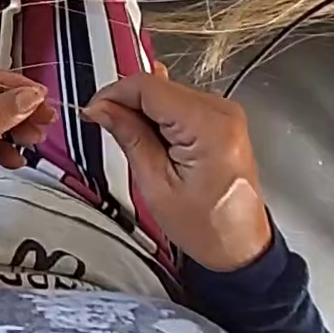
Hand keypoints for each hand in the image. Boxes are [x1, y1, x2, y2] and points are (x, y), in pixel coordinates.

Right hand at [84, 72, 272, 271]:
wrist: (240, 246)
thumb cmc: (204, 225)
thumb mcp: (155, 183)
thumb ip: (128, 135)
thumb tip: (99, 107)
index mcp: (209, 128)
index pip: (148, 87)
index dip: (113, 95)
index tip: (93, 112)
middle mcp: (222, 113)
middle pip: (154, 86)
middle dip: (124, 103)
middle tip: (106, 127)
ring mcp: (224, 113)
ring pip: (161, 90)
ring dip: (138, 109)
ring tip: (132, 139)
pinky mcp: (220, 118)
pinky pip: (174, 100)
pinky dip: (154, 112)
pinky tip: (149, 132)